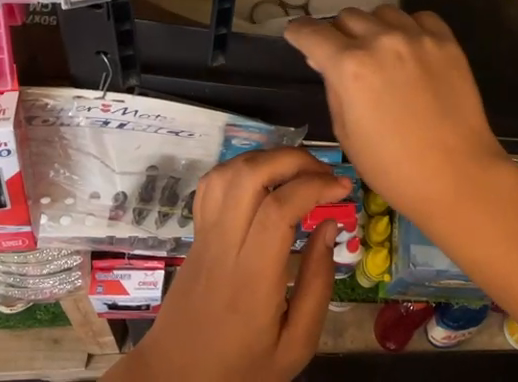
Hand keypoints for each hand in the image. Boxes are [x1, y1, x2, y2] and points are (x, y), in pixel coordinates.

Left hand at [108, 148, 347, 381]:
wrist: (176, 379)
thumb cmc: (241, 368)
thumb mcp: (294, 346)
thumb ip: (317, 285)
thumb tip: (330, 226)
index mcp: (251, 278)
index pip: (278, 209)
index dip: (314, 186)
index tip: (342, 188)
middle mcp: (223, 247)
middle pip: (251, 175)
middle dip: (294, 160)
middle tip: (325, 173)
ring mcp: (204, 236)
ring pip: (228, 172)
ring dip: (269, 158)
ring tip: (299, 172)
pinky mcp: (195, 233)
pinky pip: (211, 184)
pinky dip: (242, 167)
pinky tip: (265, 181)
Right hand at [285, 6, 507, 219]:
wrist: (456, 175)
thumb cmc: (392, 167)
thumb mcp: (346, 132)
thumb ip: (333, 88)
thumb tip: (324, 60)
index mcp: (350, 66)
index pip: (312, 32)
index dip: (299, 33)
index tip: (298, 36)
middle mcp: (381, 41)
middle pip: (348, 17)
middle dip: (338, 34)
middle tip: (343, 57)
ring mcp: (417, 37)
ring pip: (383, 12)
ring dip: (373, 28)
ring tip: (380, 53)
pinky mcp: (446, 41)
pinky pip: (420, 18)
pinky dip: (409, 28)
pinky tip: (411, 50)